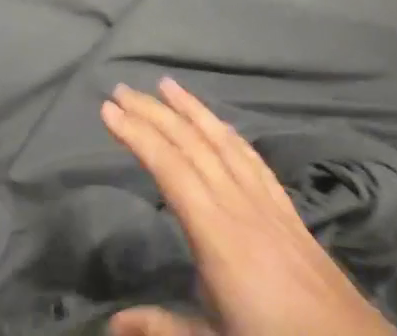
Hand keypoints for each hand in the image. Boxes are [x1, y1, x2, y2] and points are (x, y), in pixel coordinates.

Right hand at [100, 79, 396, 335]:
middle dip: (155, 114)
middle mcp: (240, 206)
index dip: (138, 136)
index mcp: (216, 234)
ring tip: (167, 85)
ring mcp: (267, 203)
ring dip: (193, 110)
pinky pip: (253, 159)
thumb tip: (112, 322)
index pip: (169, 170)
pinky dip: (229, 134)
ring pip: (224, 143)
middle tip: (122, 89)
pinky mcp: (288, 210)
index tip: (108, 110)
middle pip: (193, 146)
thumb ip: (163, 326)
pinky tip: (221, 126)